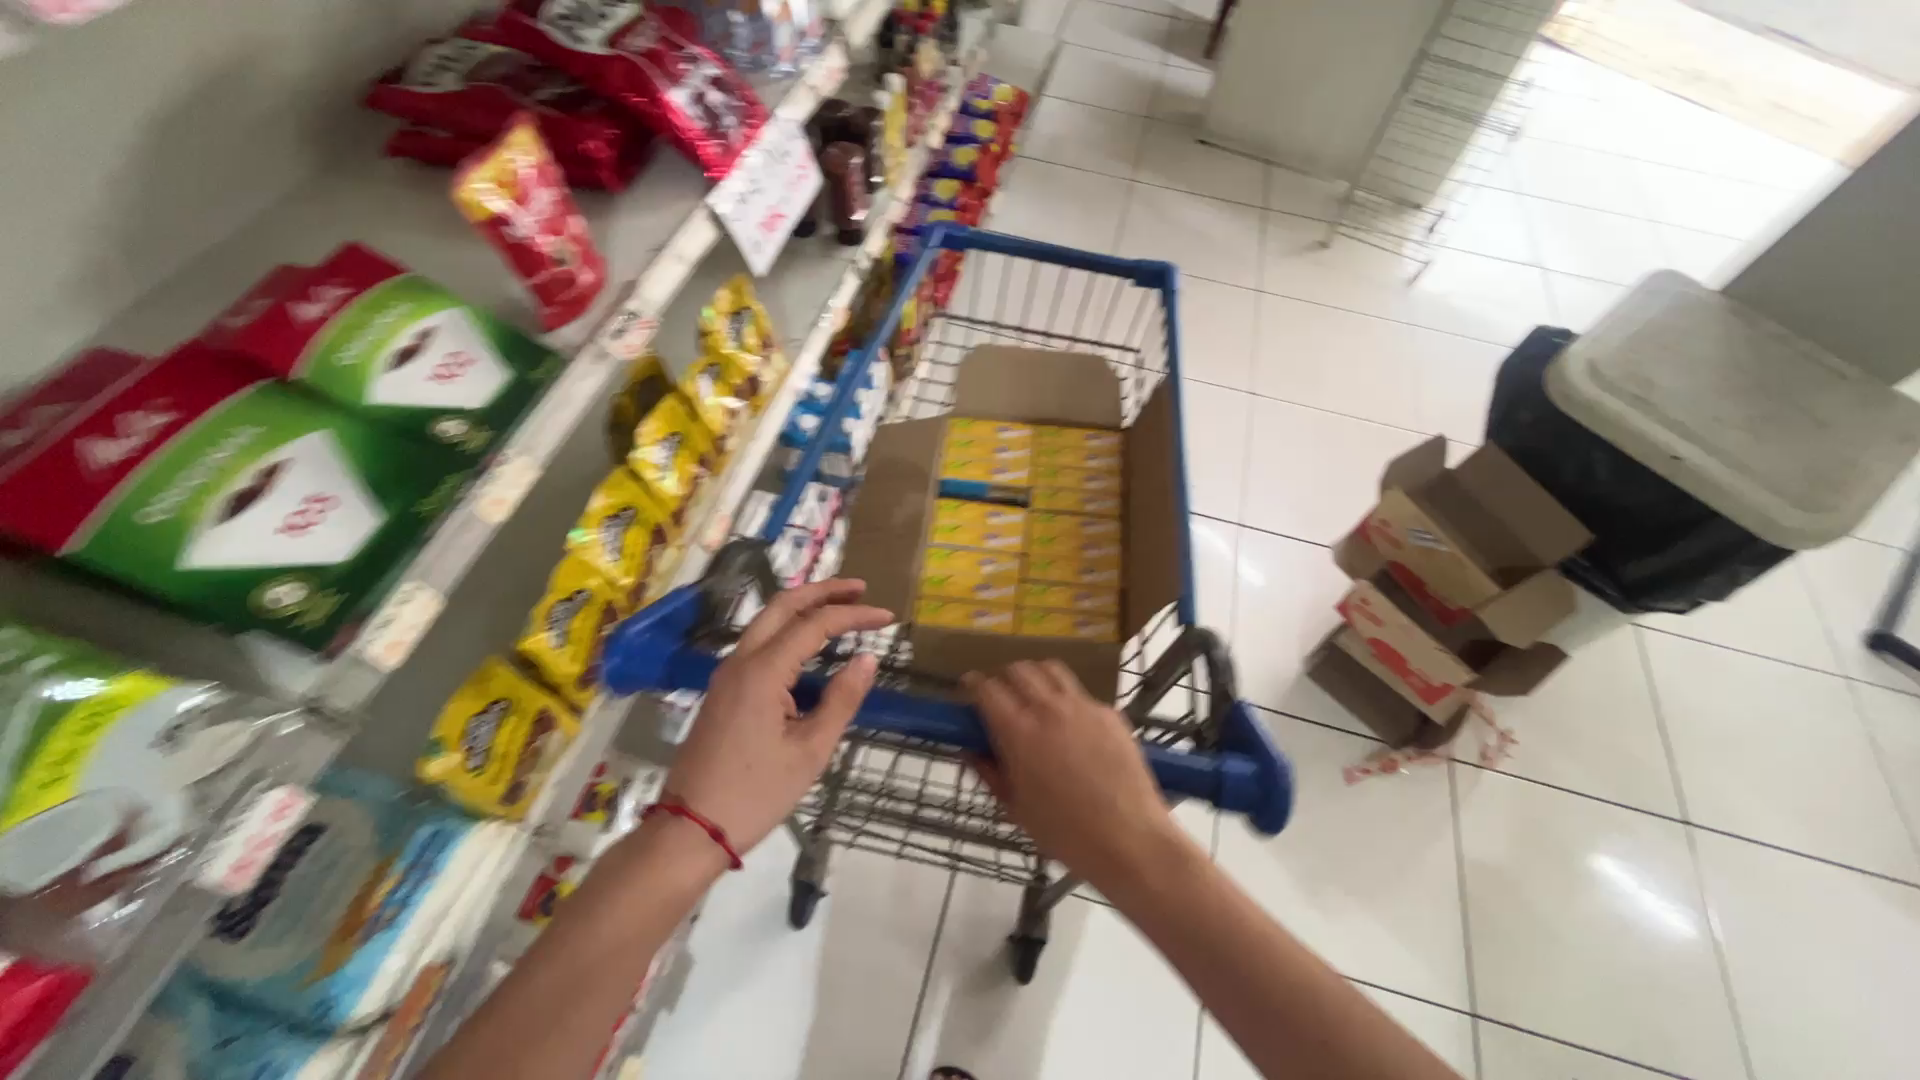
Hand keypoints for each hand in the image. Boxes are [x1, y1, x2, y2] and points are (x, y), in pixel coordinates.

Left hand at [664, 579, 891, 856]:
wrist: (690, 829)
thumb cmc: (755, 794)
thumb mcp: (810, 751)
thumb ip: (842, 700)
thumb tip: (868, 659)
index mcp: (762, 672)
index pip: (814, 625)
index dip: (853, 615)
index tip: (887, 617)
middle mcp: (740, 662)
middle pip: (782, 606)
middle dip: (822, 591)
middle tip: (860, 588)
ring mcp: (726, 675)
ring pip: (766, 622)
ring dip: (802, 608)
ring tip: (840, 609)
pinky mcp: (722, 692)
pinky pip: (758, 645)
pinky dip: (787, 632)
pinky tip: (810, 648)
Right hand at [965, 661, 1185, 890]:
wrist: (1129, 840)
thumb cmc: (1065, 832)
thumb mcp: (1016, 808)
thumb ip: (989, 773)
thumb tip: (969, 751)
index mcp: (1019, 732)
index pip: (988, 689)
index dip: (974, 685)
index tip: (969, 689)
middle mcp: (1050, 709)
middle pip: (1019, 670)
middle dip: (1004, 678)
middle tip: (1000, 696)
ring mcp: (1084, 707)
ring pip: (1052, 670)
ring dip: (1035, 676)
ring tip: (1033, 695)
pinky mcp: (1111, 714)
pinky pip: (1082, 695)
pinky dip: (1067, 700)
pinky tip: (1071, 726)